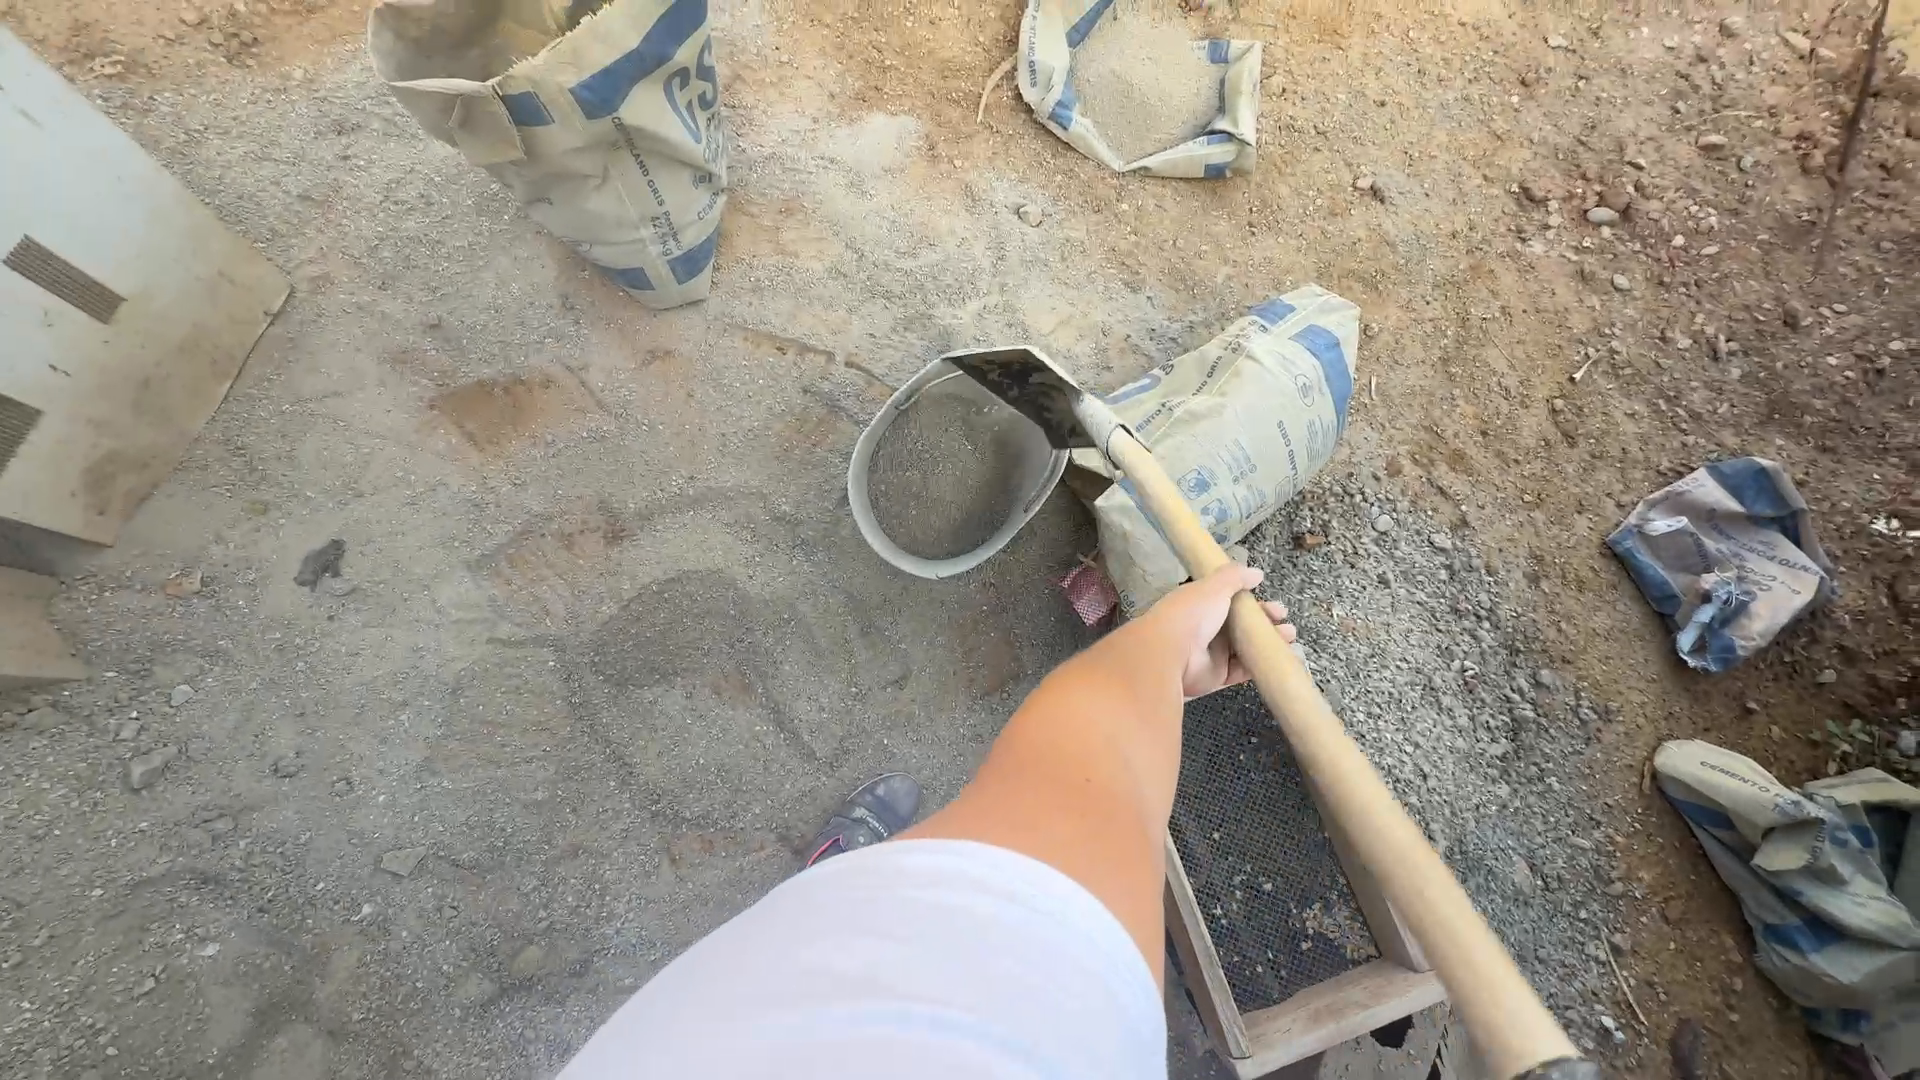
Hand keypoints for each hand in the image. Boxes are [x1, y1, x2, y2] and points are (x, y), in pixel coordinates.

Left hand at [1138, 564, 1295, 698]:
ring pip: (1246, 648)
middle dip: (1266, 624)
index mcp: (1202, 604)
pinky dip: (1263, 665)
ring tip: (1289, 639)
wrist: (1169, 653)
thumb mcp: (1213, 587)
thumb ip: (1235, 577)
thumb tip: (1257, 573)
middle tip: (1286, 624)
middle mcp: (1206, 628)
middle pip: (1242, 626)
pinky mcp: (1217, 676)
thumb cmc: (1191, 613)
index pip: (1233, 602)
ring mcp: (1211, 653)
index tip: (1276, 607)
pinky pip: (1244, 670)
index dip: (1255, 603)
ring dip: (1269, 643)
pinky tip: (1284, 659)